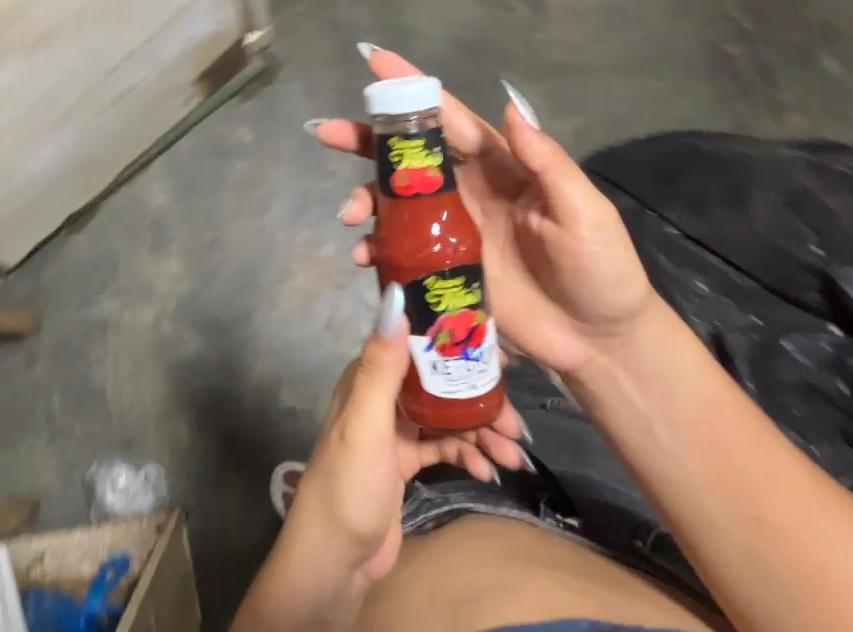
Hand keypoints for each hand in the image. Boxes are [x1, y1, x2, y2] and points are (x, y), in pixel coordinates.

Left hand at [282, 284, 526, 584]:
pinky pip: (444, 447)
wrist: (336, 555)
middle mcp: (381, 398)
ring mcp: (394, 431)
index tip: (502, 356)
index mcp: (367, 379)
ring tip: (512, 455)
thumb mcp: (366, 423)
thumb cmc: (348, 484)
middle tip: (516, 425)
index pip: (417, 347)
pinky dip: (468, 455)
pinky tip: (489, 472)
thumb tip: (396, 296)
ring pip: (447, 417)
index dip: (457, 345)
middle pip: (439, 384)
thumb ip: (382, 365)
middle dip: (479, 398)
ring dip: (480, 432)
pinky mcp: (405, 462)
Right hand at [312, 47, 663, 376]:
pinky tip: (364, 256)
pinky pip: (397, 250)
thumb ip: (547, 163)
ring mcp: (450, 230)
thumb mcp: (584, 212)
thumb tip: (511, 106)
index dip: (413, 90)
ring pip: (393, 202)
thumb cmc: (599, 269)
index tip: (375, 63)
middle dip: (364, 141)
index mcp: (500, 166)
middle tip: (326, 134)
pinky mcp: (441, 268)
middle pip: (407, 157)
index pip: (451, 120)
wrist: (597, 341)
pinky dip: (374, 247)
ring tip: (348, 214)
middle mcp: (466, 190)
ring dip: (364, 199)